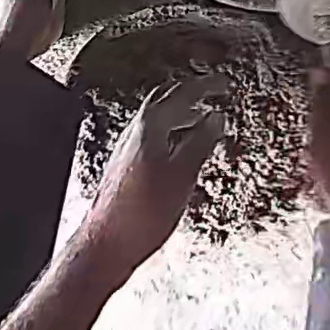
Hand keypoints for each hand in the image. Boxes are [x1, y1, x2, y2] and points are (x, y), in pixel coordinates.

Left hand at [76, 74, 227, 278]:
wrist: (106, 246)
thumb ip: (201, 141)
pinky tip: (181, 147)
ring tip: (203, 119)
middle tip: (213, 93)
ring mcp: (128, 145)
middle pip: (166, 97)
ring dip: (182, 112)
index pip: (183, 93)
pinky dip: (172, 129)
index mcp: (150, 125)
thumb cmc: (143, 214)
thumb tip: (216, 117)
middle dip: (191, 93)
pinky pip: (153, 133)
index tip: (224, 83)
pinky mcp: (125, 162)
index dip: (206, 86)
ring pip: (159, 116)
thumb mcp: (183, 175)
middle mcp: (136, 129)